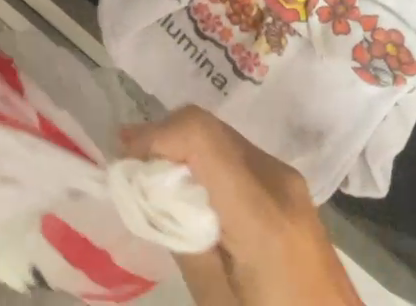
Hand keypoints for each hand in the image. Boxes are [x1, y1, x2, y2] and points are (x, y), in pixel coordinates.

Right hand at [122, 108, 358, 305]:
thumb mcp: (216, 299)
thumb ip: (180, 236)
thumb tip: (147, 189)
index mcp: (261, 212)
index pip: (201, 135)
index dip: (156, 134)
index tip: (124, 156)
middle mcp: (278, 180)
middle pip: (208, 128)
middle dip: (163, 139)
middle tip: (129, 168)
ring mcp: (289, 180)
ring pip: (221, 137)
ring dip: (183, 149)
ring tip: (153, 180)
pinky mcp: (291, 189)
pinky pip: (236, 156)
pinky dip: (205, 162)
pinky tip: (190, 192)